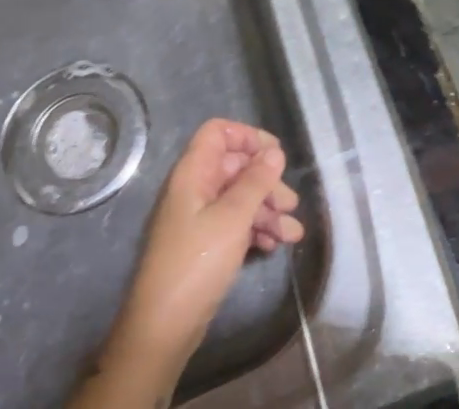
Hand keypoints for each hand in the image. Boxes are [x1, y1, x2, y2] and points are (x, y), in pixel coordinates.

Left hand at [110, 120, 305, 367]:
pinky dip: (257, 230)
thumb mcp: (232, 218)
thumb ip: (255, 182)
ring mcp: (199, 218)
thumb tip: (274, 152)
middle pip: (234, 167)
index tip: (276, 155)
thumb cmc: (197, 261)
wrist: (165, 324)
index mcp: (193, 173)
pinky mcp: (206, 245)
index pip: (217, 133)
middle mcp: (195, 189)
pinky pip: (236, 224)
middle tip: (290, 203)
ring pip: (239, 199)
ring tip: (292, 233)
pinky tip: (276, 245)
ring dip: (267, 210)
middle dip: (266, 181)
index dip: (246, 137)